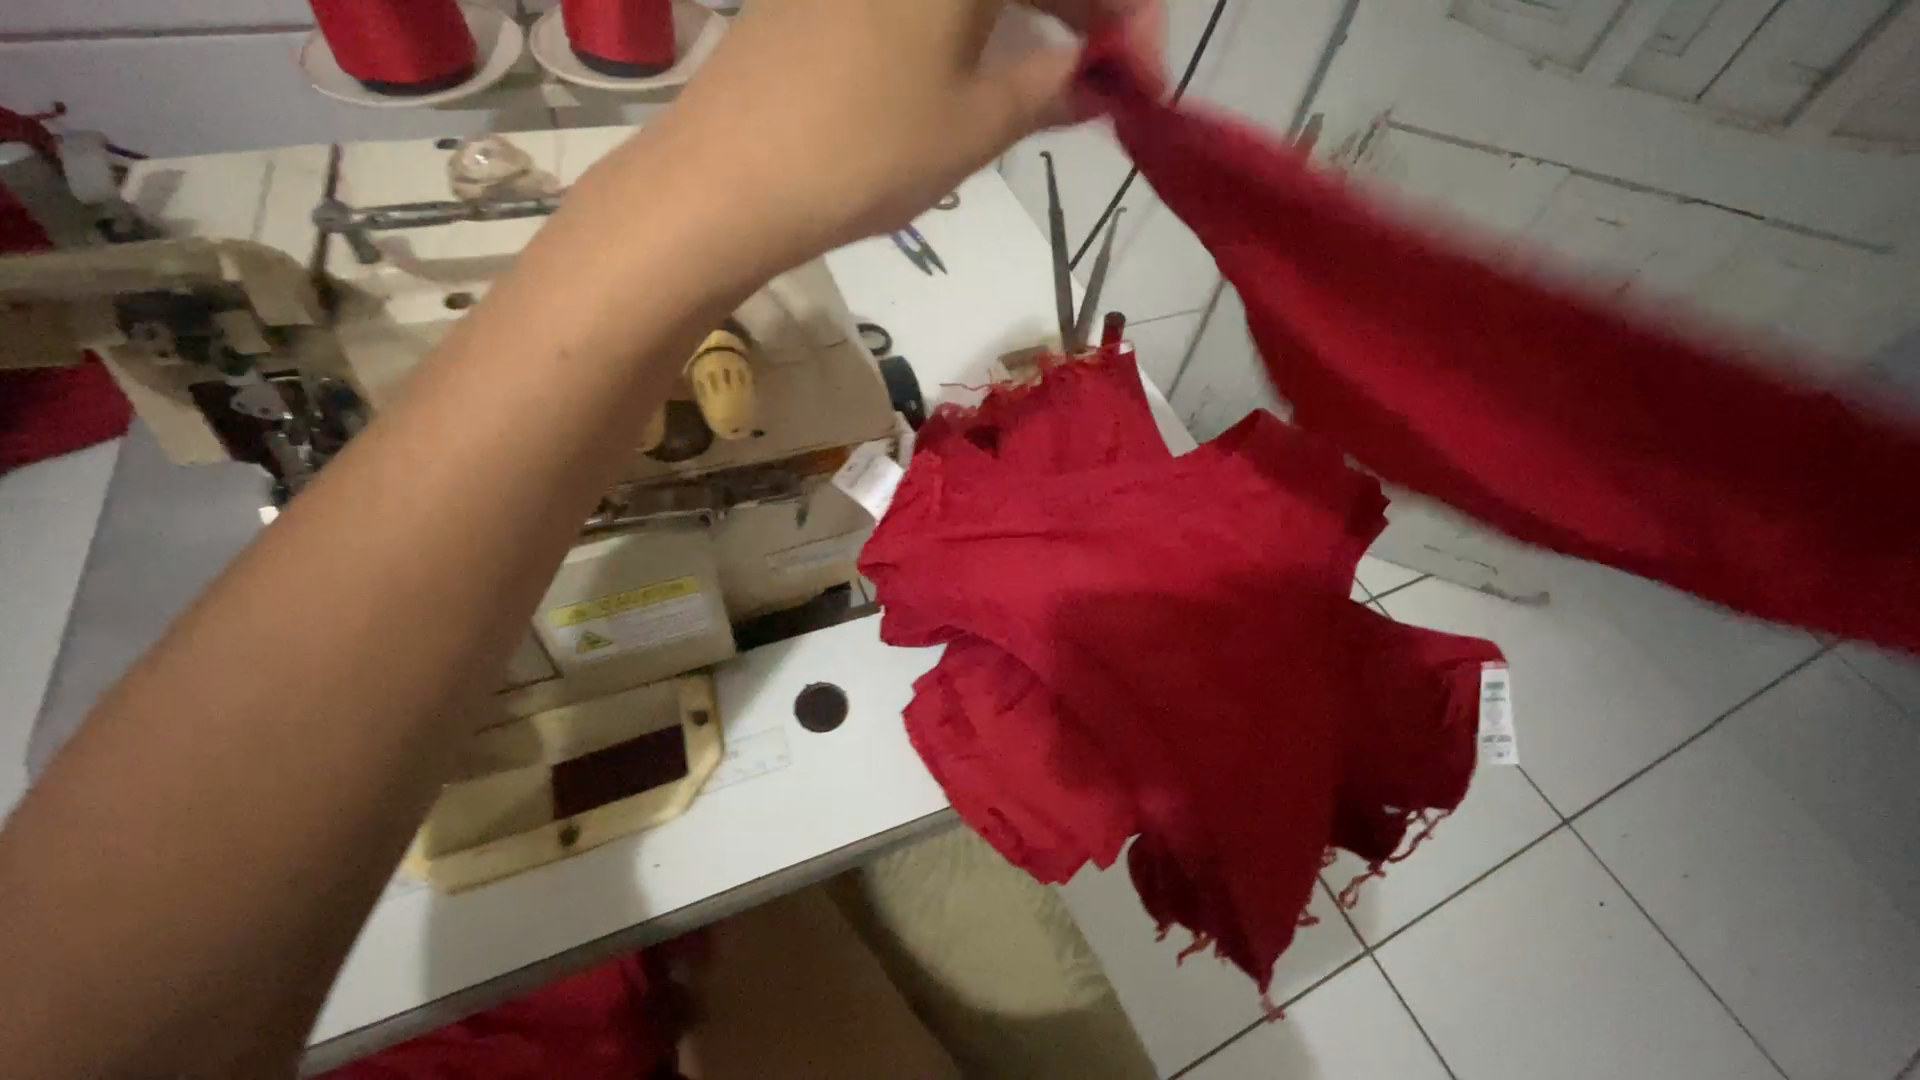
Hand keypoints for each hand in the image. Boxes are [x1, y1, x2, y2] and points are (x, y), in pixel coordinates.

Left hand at [624, 0, 1160, 276]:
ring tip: (1050, 76)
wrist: (727, 180)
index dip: (1121, 13)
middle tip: (1103, 73)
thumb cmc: (866, 151)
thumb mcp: (976, 126)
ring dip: (1024, 12)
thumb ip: (1050, 85)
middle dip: (1077, 9)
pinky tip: (976, 62)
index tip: (1141, 73)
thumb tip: (1092, 73)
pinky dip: (965, 18)